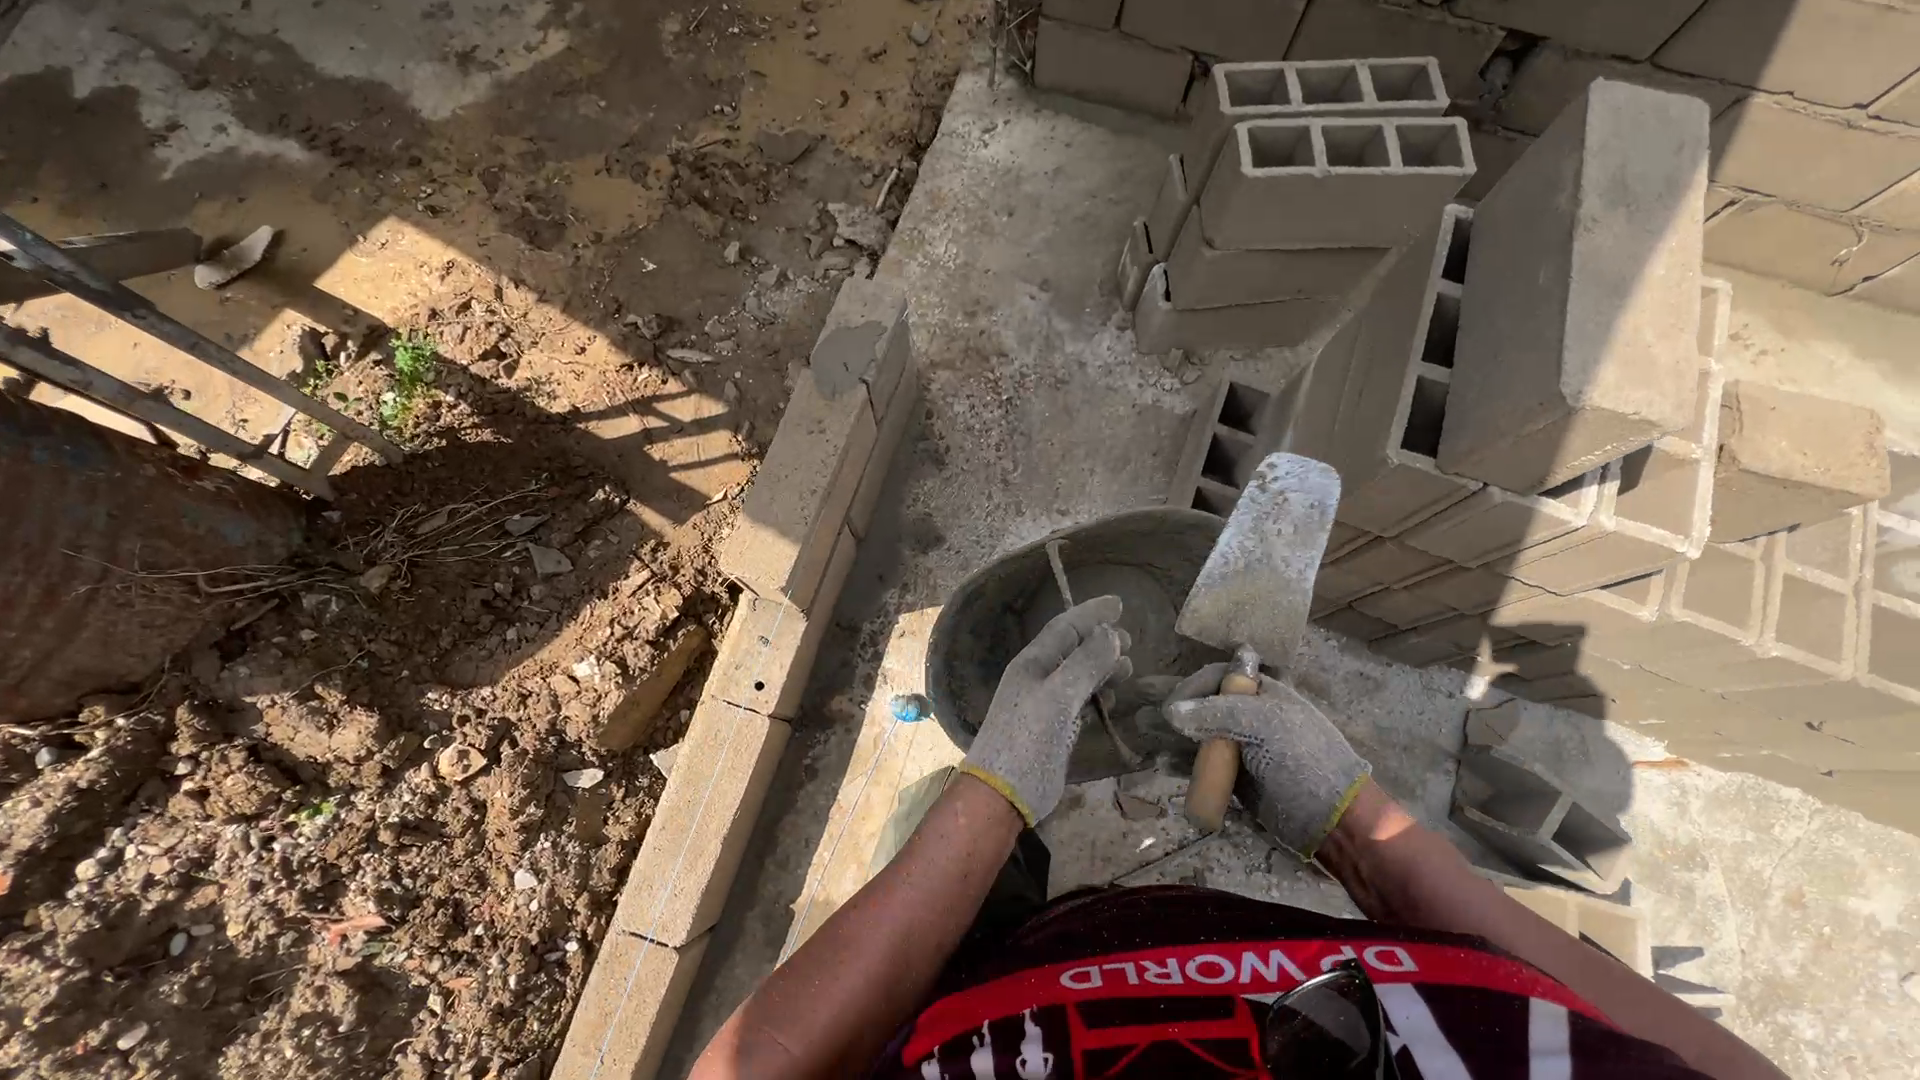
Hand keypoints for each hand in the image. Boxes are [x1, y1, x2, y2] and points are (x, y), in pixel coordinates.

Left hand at [960, 596, 1132, 825]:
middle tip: (1130, 639)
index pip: (1064, 627)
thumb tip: (1111, 633)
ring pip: (1078, 675)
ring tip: (1128, 666)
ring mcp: (1046, 705)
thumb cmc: (1028, 739)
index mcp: (1033, 664)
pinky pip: (1080, 700)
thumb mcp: (1058, 696)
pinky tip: (1111, 696)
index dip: (1091, 613)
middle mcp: (1038, 679)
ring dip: (1102, 666)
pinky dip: (1097, 693)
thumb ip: (1085, 663)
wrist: (1004, 791)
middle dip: (1100, 640)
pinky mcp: (1055, 729)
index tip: (1119, 604)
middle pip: (1073, 649)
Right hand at [1163, 663, 1370, 858]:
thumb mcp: (1266, 725)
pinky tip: (1163, 765)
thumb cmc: (1303, 760)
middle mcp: (1251, 716)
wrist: (1333, 819)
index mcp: (1264, 694)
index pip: (1219, 678)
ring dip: (1171, 737)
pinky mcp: (1238, 779)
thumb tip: (1171, 712)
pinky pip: (1204, 767)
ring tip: (1143, 737)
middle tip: (1142, 715)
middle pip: (1204, 705)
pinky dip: (1182, 765)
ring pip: (1198, 737)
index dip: (1192, 687)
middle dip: (1173, 709)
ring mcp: (1243, 749)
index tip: (1171, 704)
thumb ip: (1217, 713)